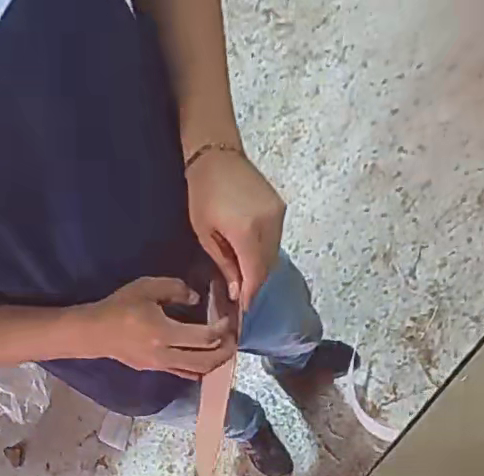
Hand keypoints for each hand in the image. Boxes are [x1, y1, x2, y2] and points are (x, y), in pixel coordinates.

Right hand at [77, 276, 233, 378]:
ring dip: (214, 363)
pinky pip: (183, 373)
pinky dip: (198, 368)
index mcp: (164, 333)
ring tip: (224, 350)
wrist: (95, 333)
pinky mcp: (155, 369)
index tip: (229, 319)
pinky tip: (205, 360)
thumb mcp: (147, 287)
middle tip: (234, 339)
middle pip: (205, 361)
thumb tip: (196, 299)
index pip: (204, 337)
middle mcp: (165, 354)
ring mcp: (160, 366)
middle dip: (224, 352)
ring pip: (195, 371)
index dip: (222, 330)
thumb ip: (176, 289)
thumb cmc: (120, 307)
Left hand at [185, 147, 285, 308]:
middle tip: (241, 303)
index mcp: (248, 232)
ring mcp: (278, 214)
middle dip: (254, 287)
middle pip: (266, 268)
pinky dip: (263, 256)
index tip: (242, 313)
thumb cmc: (203, 194)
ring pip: (272, 256)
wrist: (217, 154)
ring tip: (244, 285)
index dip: (250, 296)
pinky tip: (250, 262)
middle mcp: (270, 224)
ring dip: (259, 272)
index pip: (255, 275)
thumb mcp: (206, 235)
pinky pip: (274, 241)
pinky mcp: (280, 208)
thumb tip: (237, 291)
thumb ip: (225, 264)